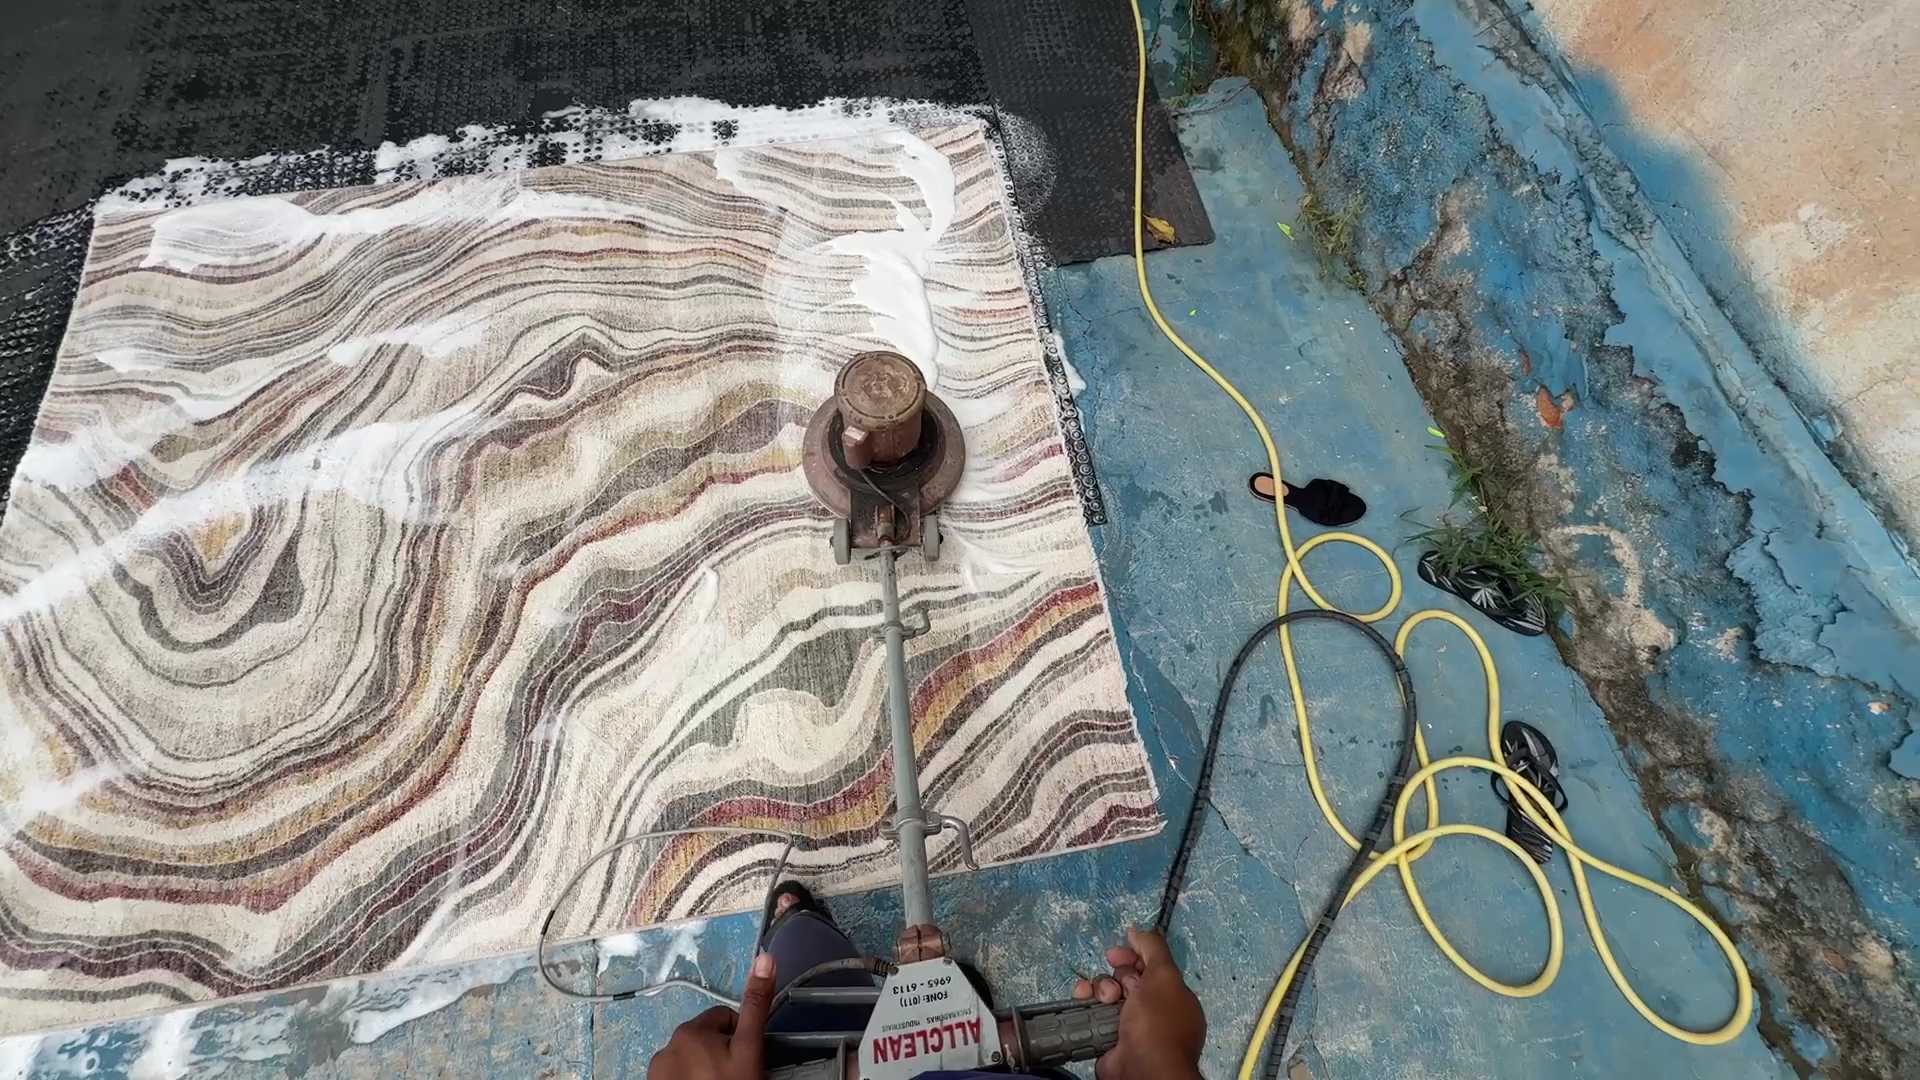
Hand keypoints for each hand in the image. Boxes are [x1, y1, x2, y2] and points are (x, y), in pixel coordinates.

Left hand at [646, 953, 776, 1079]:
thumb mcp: (749, 1050)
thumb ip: (756, 1005)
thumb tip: (766, 958)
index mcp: (688, 1032)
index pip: (724, 1019)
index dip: (739, 1038)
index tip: (744, 1061)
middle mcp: (664, 1049)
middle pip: (706, 1040)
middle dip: (721, 1055)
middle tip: (734, 1078)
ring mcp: (655, 1077)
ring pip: (691, 1062)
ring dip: (704, 1072)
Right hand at [1072, 928, 1205, 1079]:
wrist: (1142, 1069)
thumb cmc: (1158, 1022)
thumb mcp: (1164, 977)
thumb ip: (1153, 948)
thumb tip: (1136, 930)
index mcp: (1172, 997)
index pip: (1150, 966)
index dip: (1134, 955)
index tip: (1118, 953)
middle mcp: (1152, 1010)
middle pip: (1126, 976)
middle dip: (1117, 974)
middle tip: (1118, 988)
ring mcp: (1129, 1024)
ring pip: (1107, 990)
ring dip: (1100, 986)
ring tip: (1105, 999)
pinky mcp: (1107, 1035)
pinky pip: (1093, 1009)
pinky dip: (1085, 1000)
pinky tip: (1082, 996)